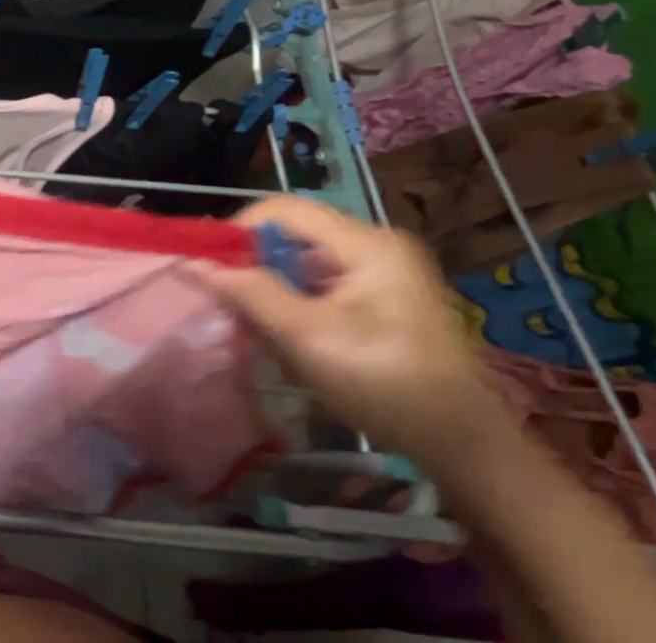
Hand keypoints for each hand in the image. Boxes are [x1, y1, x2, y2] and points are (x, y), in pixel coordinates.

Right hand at [207, 195, 509, 469]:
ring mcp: (380, 274)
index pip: (281, 210)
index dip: (237, 232)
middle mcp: (374, 247)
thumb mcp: (309, 337)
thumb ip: (250, 293)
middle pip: (290, 235)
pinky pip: (317, 285)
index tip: (211, 271)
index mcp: (367, 244)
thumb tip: (192, 262)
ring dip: (270, 291)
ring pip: (299, 262)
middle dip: (253, 267)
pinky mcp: (379, 300)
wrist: (464, 445)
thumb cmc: (387, 385)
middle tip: (230, 306)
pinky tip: (286, 340)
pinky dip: (292, 305)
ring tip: (258, 329)